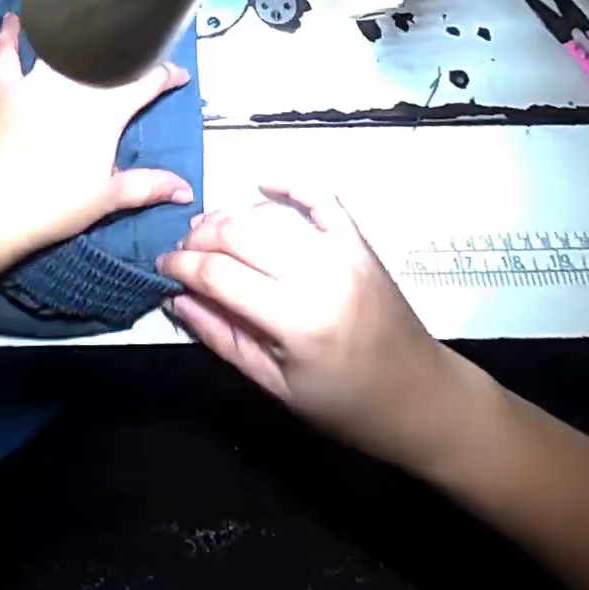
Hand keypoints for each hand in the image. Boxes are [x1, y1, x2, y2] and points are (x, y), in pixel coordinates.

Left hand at [0, 13, 193, 271]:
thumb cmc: (50, 205)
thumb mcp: (106, 198)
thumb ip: (147, 186)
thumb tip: (187, 190)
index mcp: (105, 110)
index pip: (145, 82)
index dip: (166, 74)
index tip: (178, 75)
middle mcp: (72, 86)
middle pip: (105, 57)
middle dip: (127, 51)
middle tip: (138, 50)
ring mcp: (35, 83)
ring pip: (60, 48)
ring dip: (75, 35)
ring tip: (88, 25)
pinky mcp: (3, 88)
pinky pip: (6, 55)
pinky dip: (9, 36)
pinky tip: (12, 18)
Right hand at [156, 187, 484, 469]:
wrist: (426, 400)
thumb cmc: (346, 405)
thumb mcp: (274, 385)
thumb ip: (220, 336)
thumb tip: (175, 297)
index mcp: (297, 320)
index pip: (218, 273)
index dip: (180, 265)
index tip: (162, 267)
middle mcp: (320, 276)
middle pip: (237, 233)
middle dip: (198, 238)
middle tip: (182, 252)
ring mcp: (343, 254)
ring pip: (267, 215)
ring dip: (228, 217)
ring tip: (208, 232)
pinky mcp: (359, 244)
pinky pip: (321, 198)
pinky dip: (289, 184)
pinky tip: (260, 184)